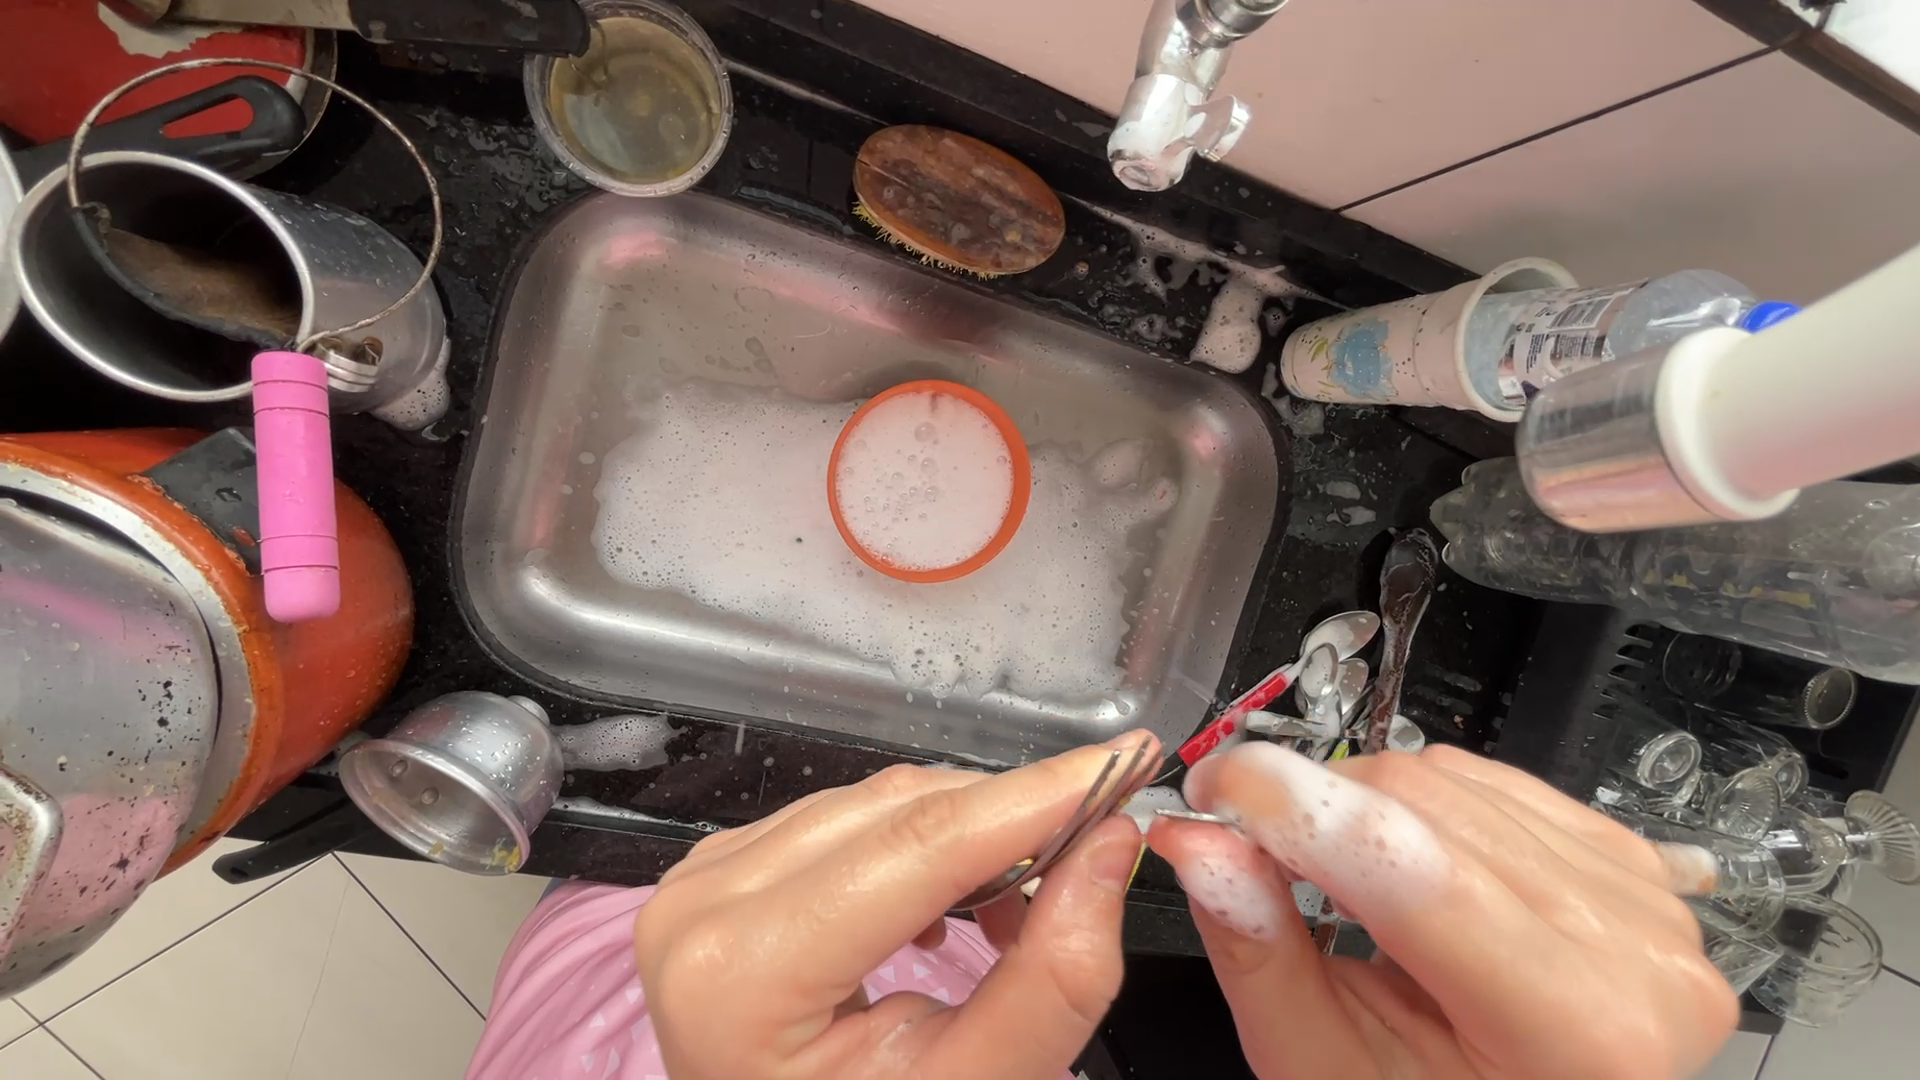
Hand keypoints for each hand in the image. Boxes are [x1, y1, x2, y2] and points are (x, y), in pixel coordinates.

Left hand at [632, 731, 1158, 1079]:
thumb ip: (1050, 980)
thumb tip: (1109, 847)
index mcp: (741, 972)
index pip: (920, 846)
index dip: (1036, 795)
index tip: (1125, 759)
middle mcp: (708, 897)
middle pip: (900, 811)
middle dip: (1014, 812)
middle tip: (1099, 829)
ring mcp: (709, 870)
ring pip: (879, 801)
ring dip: (973, 827)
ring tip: (1029, 890)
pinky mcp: (728, 861)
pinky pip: (848, 815)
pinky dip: (923, 837)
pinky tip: (957, 893)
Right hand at [1148, 742, 1736, 1079]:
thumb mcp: (1316, 1065)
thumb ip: (1254, 947)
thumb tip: (1192, 837)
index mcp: (1572, 1026)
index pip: (1398, 858)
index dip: (1283, 804)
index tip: (1205, 794)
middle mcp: (1630, 943)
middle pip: (1409, 797)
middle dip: (1306, 806)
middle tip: (1252, 850)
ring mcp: (1635, 889)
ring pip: (1433, 773)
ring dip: (1352, 804)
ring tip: (1338, 881)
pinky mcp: (1618, 853)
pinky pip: (1473, 775)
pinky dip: (1404, 803)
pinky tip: (1401, 868)